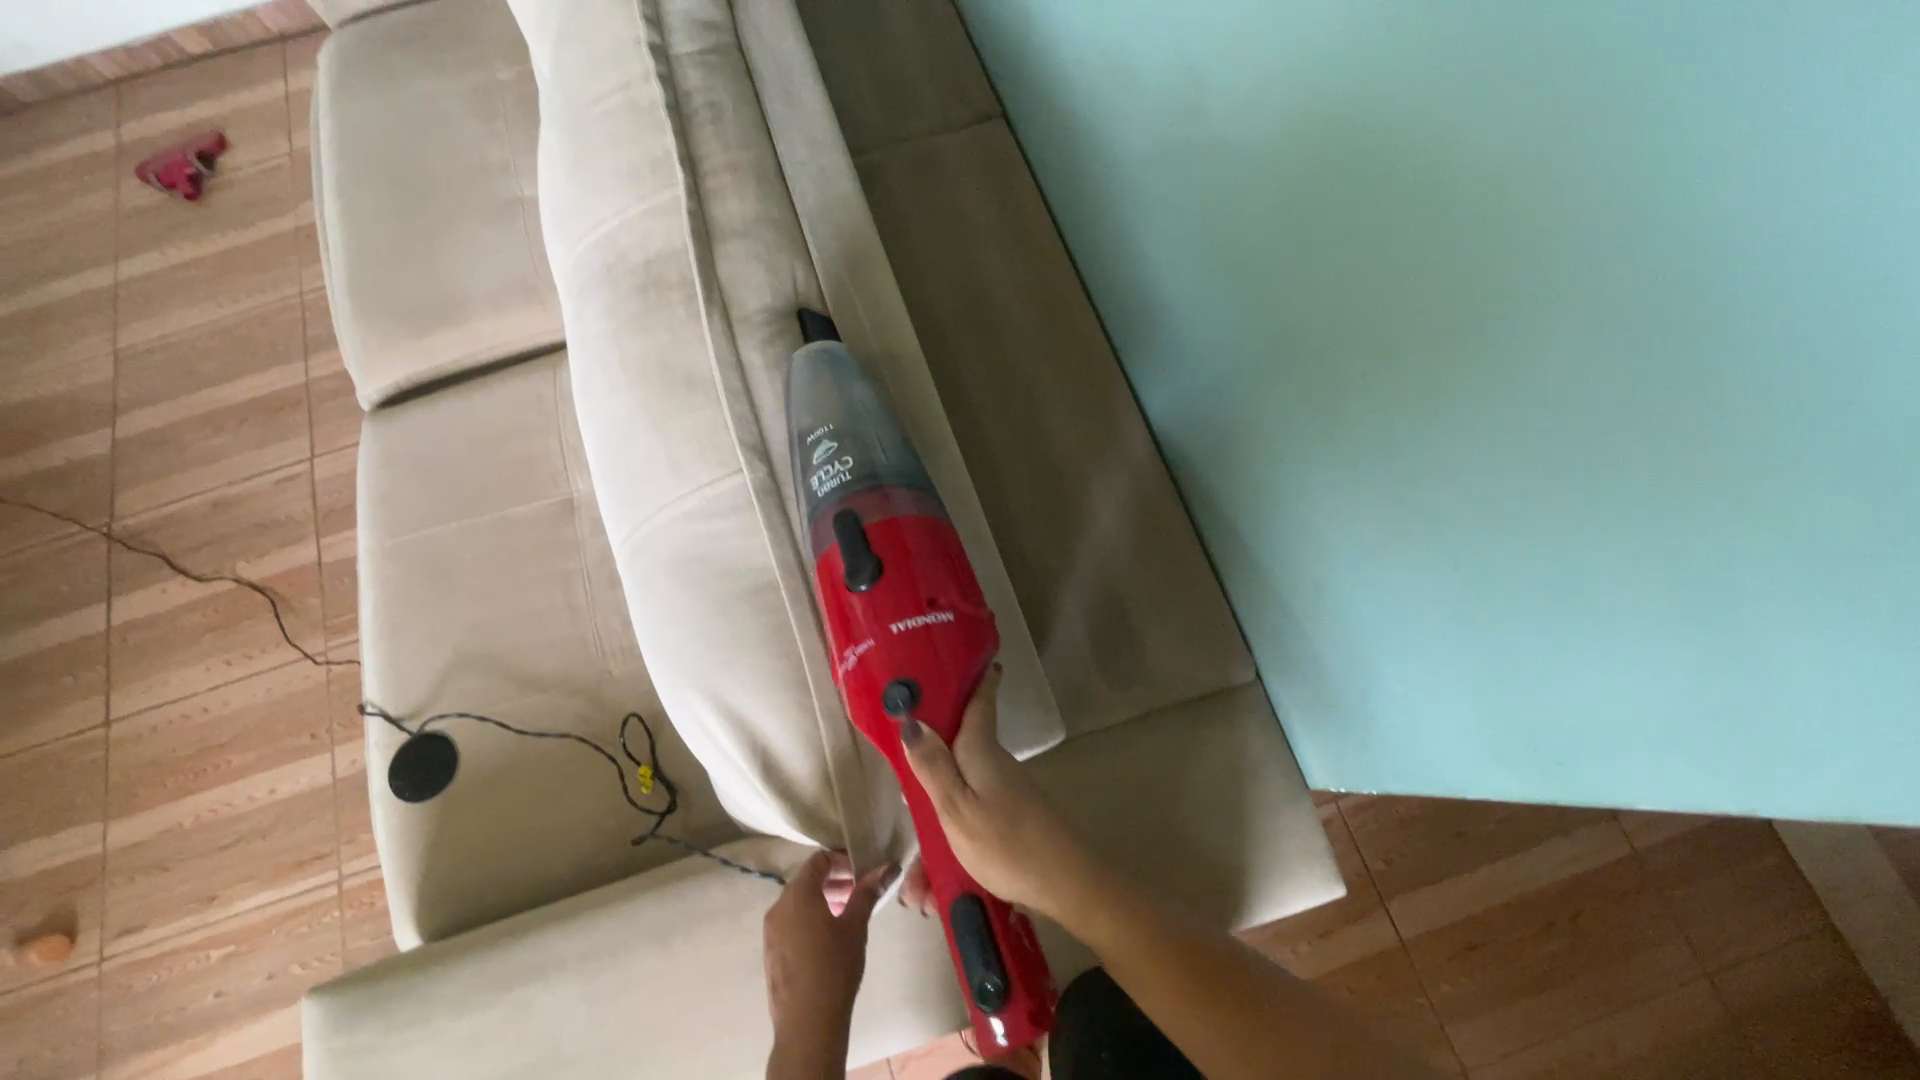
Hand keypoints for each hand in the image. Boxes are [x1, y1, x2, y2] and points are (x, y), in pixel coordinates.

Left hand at [763, 850, 891, 1071]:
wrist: (807, 1022)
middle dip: (834, 880)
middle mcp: (778, 906)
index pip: (818, 860)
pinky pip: (790, 922)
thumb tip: (888, 866)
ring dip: (822, 900)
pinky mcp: (771, 951)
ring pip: (797, 902)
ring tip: (848, 914)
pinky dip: (810, 918)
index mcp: (798, 894)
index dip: (841, 860)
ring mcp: (770, 931)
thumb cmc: (834, 966)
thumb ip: (868, 892)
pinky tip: (829, 938)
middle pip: (806, 880)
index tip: (863, 872)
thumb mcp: (856, 925)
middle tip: (860, 891)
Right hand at [898, 664, 1099, 920]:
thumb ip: (932, 767)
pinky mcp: (1010, 820)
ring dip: (934, 841)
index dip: (977, 679)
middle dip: (925, 785)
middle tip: (904, 816)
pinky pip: (969, 827)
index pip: (980, 702)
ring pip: (956, 802)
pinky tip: (934, 894)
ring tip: (916, 893)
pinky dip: (950, 855)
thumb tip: (912, 722)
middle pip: (954, 756)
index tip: (972, 659)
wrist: (1066, 885)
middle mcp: (994, 765)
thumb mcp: (956, 807)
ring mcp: (1004, 793)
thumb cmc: (1006, 843)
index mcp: (980, 751)